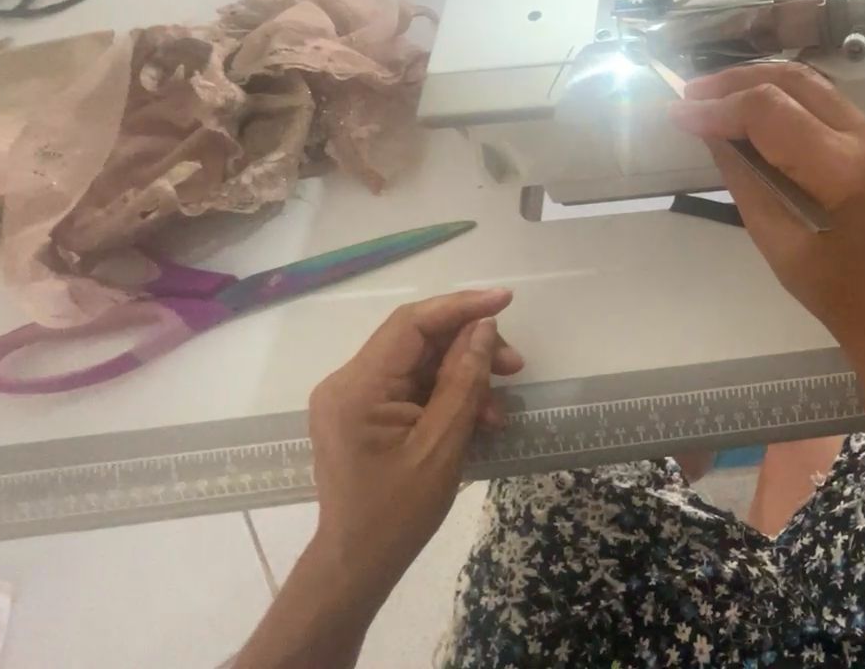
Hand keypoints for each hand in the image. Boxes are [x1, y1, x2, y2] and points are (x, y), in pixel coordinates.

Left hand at [304, 288, 524, 592]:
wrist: (359, 564)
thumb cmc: (397, 512)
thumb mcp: (443, 444)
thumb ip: (464, 379)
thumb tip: (484, 327)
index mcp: (357, 389)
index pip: (412, 324)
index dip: (461, 306)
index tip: (505, 300)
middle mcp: (349, 383)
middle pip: (421, 340)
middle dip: (472, 346)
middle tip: (515, 365)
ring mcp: (356, 398)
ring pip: (425, 361)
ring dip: (468, 374)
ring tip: (501, 407)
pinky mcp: (368, 412)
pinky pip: (418, 385)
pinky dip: (453, 394)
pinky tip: (482, 418)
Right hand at [668, 61, 864, 357]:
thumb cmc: (831, 287)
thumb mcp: (774, 240)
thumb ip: (742, 177)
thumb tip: (708, 130)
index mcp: (845, 173)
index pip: (770, 113)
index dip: (719, 107)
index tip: (679, 113)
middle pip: (793, 82)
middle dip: (735, 81)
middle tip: (691, 93)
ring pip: (809, 82)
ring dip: (757, 82)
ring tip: (711, 95)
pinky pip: (822, 99)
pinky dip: (781, 96)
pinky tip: (748, 107)